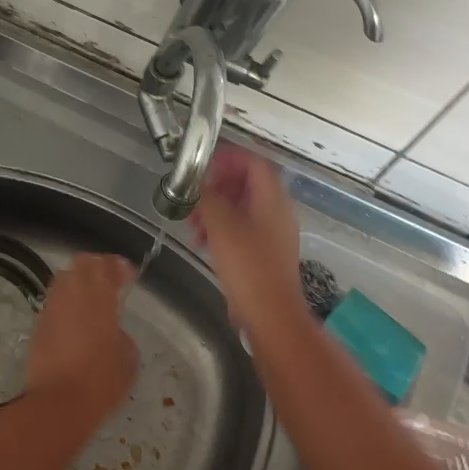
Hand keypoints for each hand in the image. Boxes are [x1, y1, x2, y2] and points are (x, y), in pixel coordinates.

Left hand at [24, 254, 137, 416]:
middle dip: (97, 265)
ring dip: (79, 280)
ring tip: (91, 297)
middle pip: (82, 263)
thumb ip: (122, 336)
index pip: (108, 267)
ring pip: (64, 278)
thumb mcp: (128, 359)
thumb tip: (113, 332)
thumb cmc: (101, 381)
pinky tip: (75, 318)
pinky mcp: (39, 323)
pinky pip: (54, 300)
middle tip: (109, 279)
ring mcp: (52, 307)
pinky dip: (66, 301)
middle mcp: (73, 295)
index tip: (128, 274)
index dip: (119, 266)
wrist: (59, 401)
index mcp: (99, 298)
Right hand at [191, 146, 303, 328]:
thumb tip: (196, 182)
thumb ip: (207, 198)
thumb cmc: (247, 265)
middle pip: (246, 184)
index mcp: (272, 199)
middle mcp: (276, 212)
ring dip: (215, 209)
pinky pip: (242, 228)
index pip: (253, 162)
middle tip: (193, 194)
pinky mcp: (264, 252)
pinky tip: (202, 241)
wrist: (269, 312)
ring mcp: (272, 233)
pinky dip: (221, 227)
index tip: (203, 162)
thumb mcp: (221, 226)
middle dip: (216, 186)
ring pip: (241, 208)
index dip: (228, 157)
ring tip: (192, 222)